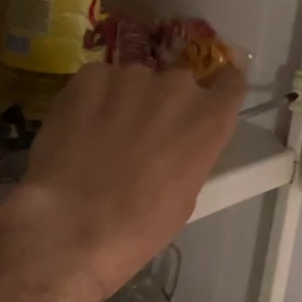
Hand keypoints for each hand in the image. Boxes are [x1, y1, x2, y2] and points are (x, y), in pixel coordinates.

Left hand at [0, 63, 248, 296]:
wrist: (70, 223)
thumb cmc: (137, 226)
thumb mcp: (185, 196)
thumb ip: (191, 154)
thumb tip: (175, 143)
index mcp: (208, 119)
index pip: (231, 82)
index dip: (220, 87)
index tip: (209, 97)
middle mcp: (176, 86)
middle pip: (177, 84)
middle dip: (164, 104)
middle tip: (141, 136)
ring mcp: (131, 76)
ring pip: (135, 82)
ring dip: (127, 101)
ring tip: (102, 136)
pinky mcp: (90, 76)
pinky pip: (99, 82)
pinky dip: (93, 100)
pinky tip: (79, 129)